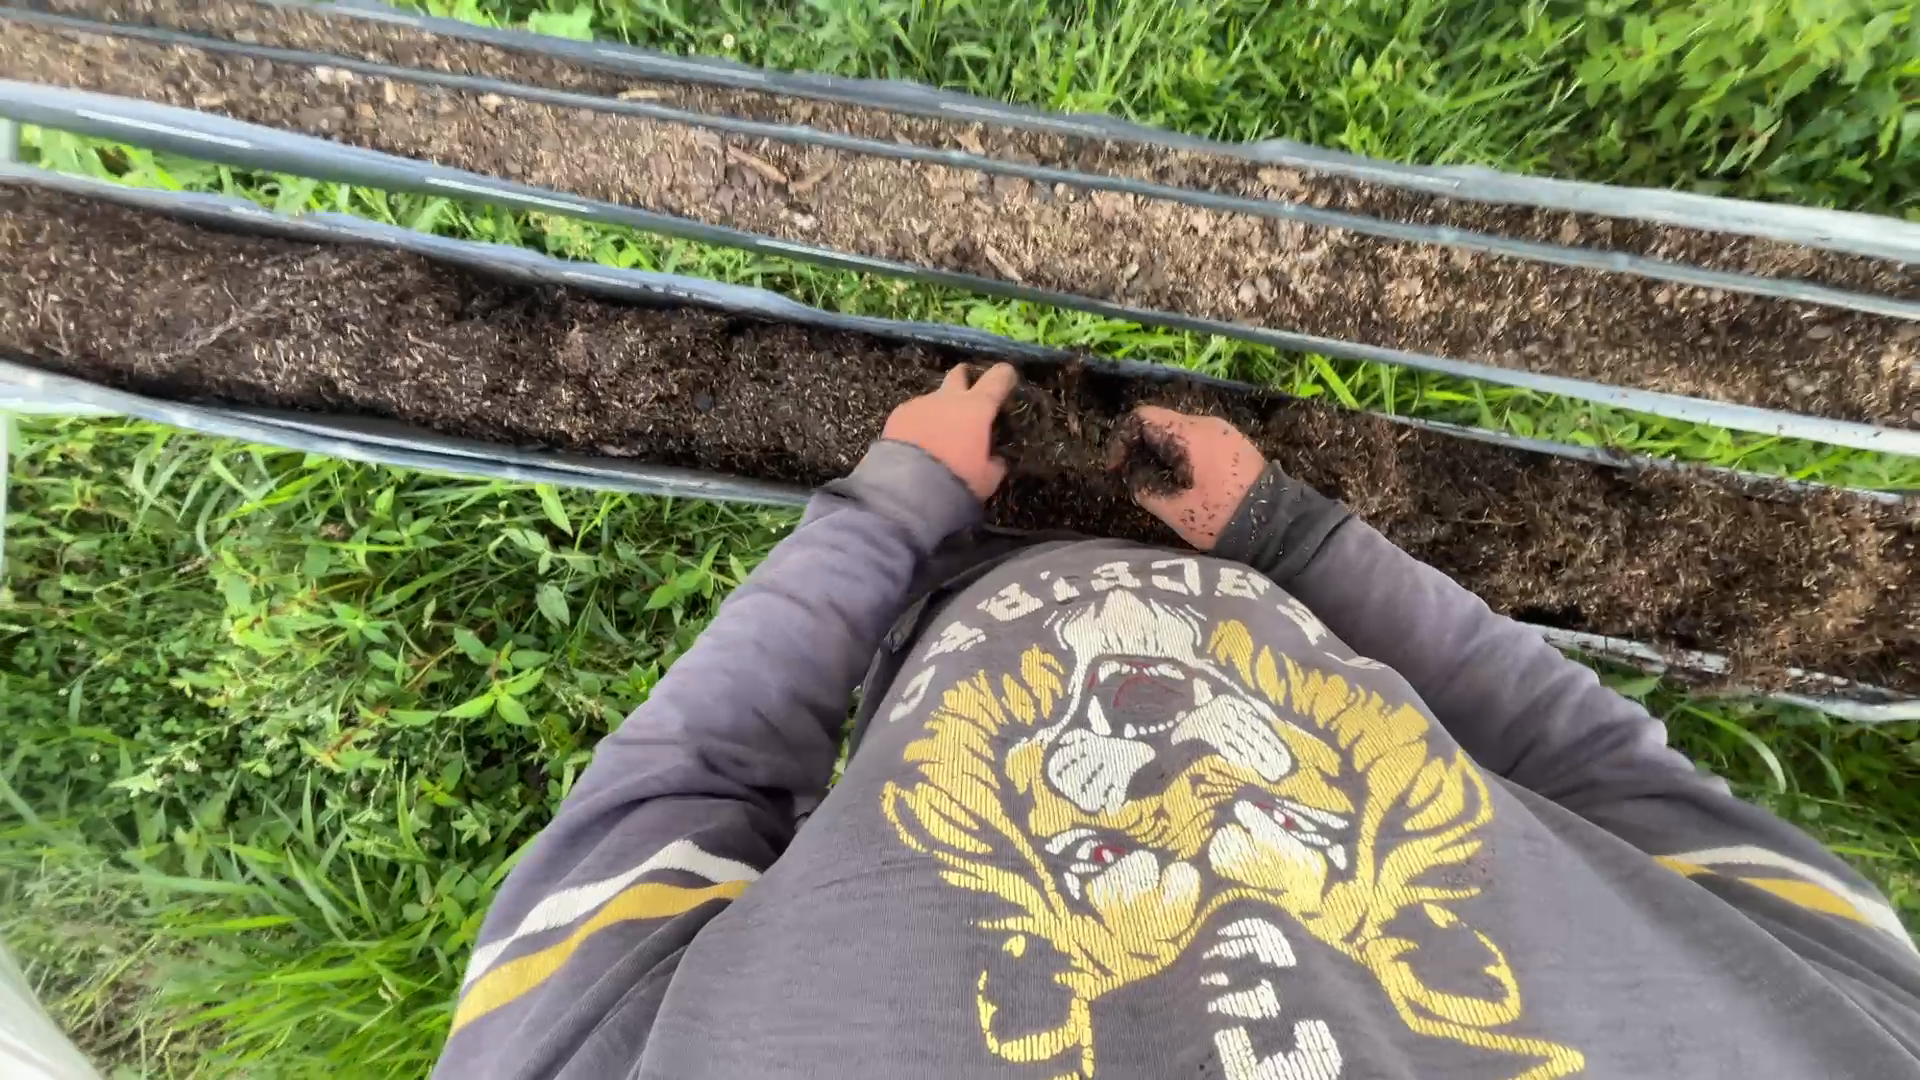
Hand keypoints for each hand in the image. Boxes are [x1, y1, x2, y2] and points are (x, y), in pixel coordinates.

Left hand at [882, 363, 1019, 500]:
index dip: (1004, 376)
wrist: (909, 487)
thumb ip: (994, 465)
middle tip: (967, 391)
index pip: (997, 380)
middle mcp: (949, 399)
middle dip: (964, 378)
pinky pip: (913, 414)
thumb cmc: (957, 480)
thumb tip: (995, 460)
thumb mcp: (986, 479)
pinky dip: (917, 424)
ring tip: (936, 436)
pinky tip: (915, 444)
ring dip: (939, 410)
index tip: (1007, 376)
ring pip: (934, 399)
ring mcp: (921, 404)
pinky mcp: (898, 415)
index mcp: (977, 409)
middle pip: (959, 375)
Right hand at [1111, 405, 1264, 549]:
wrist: (1276, 526)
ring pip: (1177, 433)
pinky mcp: (1233, 446)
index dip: (1120, 441)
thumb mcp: (1171, 507)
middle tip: (1131, 478)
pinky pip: (1195, 442)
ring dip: (1159, 454)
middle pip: (1159, 423)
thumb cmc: (1219, 516)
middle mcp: (1206, 424)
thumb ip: (1143, 485)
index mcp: (1189, 433)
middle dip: (1139, 449)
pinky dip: (1179, 456)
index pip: (1141, 417)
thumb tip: (1134, 473)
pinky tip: (1180, 483)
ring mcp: (1223, 433)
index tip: (1116, 470)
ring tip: (1154, 484)